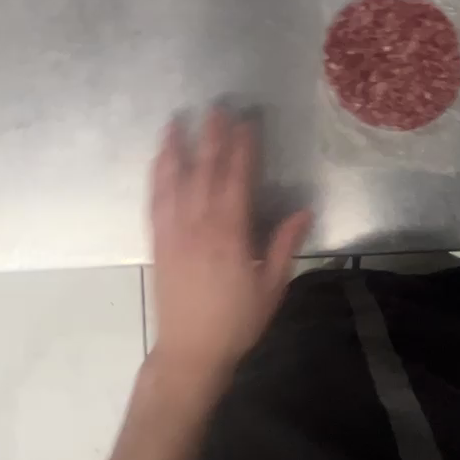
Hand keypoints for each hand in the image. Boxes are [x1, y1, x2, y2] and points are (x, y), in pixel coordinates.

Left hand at [149, 106, 312, 384]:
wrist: (190, 352)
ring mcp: (174, 231)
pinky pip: (155, 200)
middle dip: (212, 137)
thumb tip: (304, 210)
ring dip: (178, 148)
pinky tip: (159, 158)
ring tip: (178, 120)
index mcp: (230, 235)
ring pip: (175, 180)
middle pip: (206, 171)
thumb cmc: (236, 322)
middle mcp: (199, 225)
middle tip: (216, 107)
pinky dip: (157, 175)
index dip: (243, 149)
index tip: (247, 122)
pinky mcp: (157, 240)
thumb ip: (285, 246)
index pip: (237, 180)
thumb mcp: (272, 287)